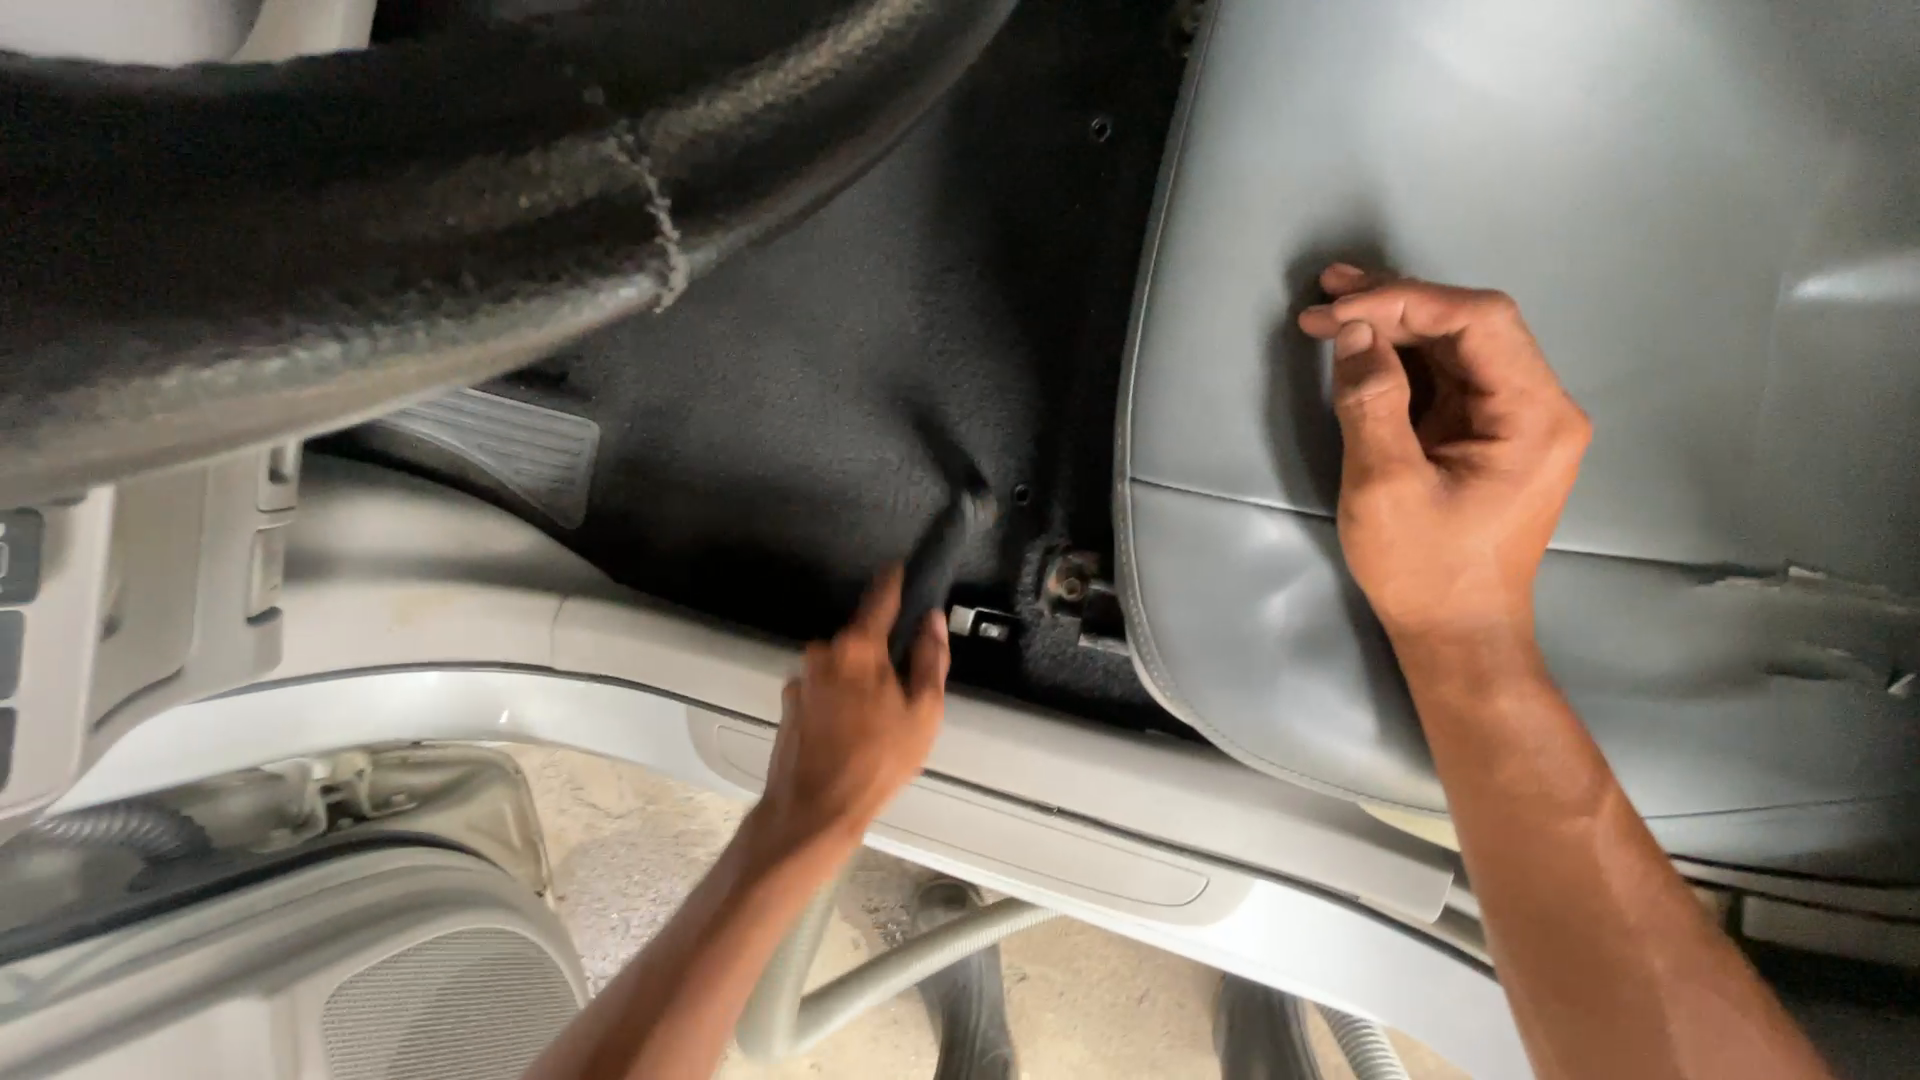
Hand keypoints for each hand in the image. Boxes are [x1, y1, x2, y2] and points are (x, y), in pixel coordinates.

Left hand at [757, 566, 948, 844]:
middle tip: (903, 689)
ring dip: (859, 681)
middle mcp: (823, 653)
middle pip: (861, 639)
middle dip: (881, 654)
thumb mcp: (923, 712)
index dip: (895, 581)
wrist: (813, 810)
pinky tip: (851, 733)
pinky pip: (824, 689)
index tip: (902, 568)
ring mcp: (801, 678)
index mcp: (858, 647)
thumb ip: (931, 659)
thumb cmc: (877, 760)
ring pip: (842, 667)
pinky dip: (839, 700)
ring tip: (877, 722)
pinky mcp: (789, 704)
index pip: (880, 597)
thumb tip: (933, 619)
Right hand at [1297, 266, 1590, 640]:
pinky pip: (1441, 380)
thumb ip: (1370, 402)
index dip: (1407, 300)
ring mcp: (1509, 420)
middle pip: (1468, 326)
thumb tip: (1354, 331)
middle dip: (1396, 303)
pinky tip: (1357, 346)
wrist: (1454, 632)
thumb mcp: (1385, 485)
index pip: (1479, 321)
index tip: (1338, 308)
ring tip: (1330, 306)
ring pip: (1452, 348)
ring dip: (1393, 324)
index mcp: (1533, 414)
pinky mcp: (1480, 436)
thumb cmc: (1424, 568)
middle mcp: (1535, 405)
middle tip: (1326, 292)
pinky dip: (1397, 359)